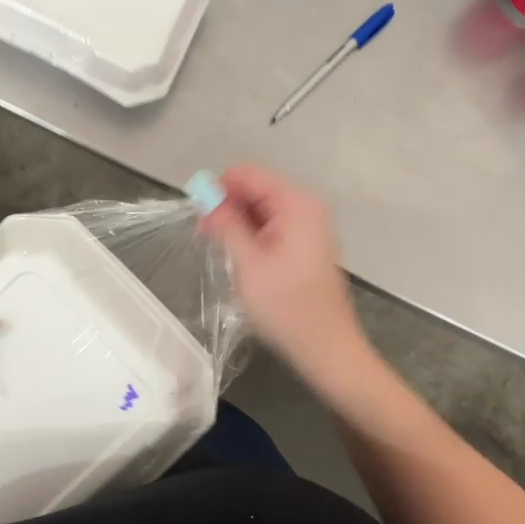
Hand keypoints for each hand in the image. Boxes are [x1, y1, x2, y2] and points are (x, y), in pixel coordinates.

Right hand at [198, 166, 366, 376]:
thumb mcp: (248, 263)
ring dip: (239, 225)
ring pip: (263, 210)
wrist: (326, 348)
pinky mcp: (308, 246)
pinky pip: (274, 227)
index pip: (248, 175)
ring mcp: (311, 227)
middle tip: (205, 237)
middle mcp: (307, 207)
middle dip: (228, 208)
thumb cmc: (286, 307)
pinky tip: (242, 261)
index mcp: (296, 204)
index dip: (218, 189)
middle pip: (256, 190)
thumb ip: (226, 225)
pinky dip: (254, 237)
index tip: (198, 215)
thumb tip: (206, 198)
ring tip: (223, 254)